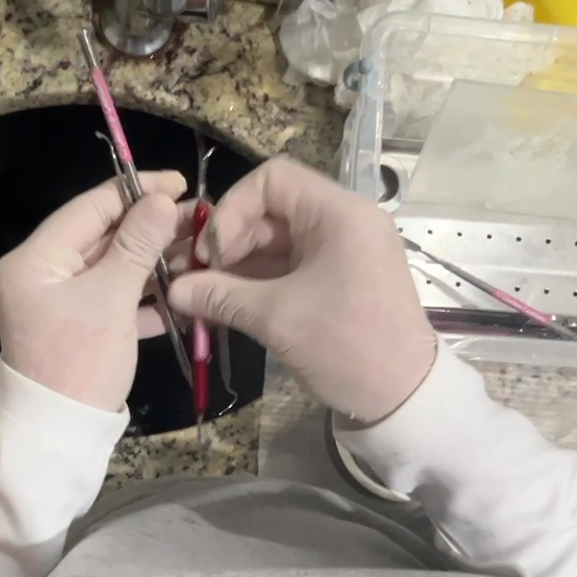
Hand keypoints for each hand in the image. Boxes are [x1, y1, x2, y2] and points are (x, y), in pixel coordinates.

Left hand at [0, 171, 187, 411]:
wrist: (62, 435)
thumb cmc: (80, 363)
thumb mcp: (110, 300)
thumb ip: (137, 246)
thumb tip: (161, 200)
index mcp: (36, 259)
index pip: (90, 208)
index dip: (135, 190)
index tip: (179, 183)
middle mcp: (44, 274)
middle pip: (104, 237)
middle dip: (151, 229)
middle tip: (199, 220)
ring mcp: (63, 303)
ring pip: (114, 269)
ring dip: (155, 262)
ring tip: (199, 252)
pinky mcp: (82, 328)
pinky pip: (116, 300)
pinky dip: (145, 296)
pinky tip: (183, 290)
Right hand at [167, 158, 435, 422]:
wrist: (402, 396)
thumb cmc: (346, 347)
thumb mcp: (277, 319)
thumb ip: (221, 297)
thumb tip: (174, 290)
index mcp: (338, 214)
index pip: (272, 180)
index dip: (231, 210)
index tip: (209, 253)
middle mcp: (342, 222)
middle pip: (270, 212)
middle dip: (228, 243)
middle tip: (194, 279)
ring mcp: (341, 252)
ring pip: (276, 243)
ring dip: (237, 267)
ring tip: (200, 295)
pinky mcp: (337, 281)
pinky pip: (289, 269)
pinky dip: (257, 284)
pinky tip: (225, 304)